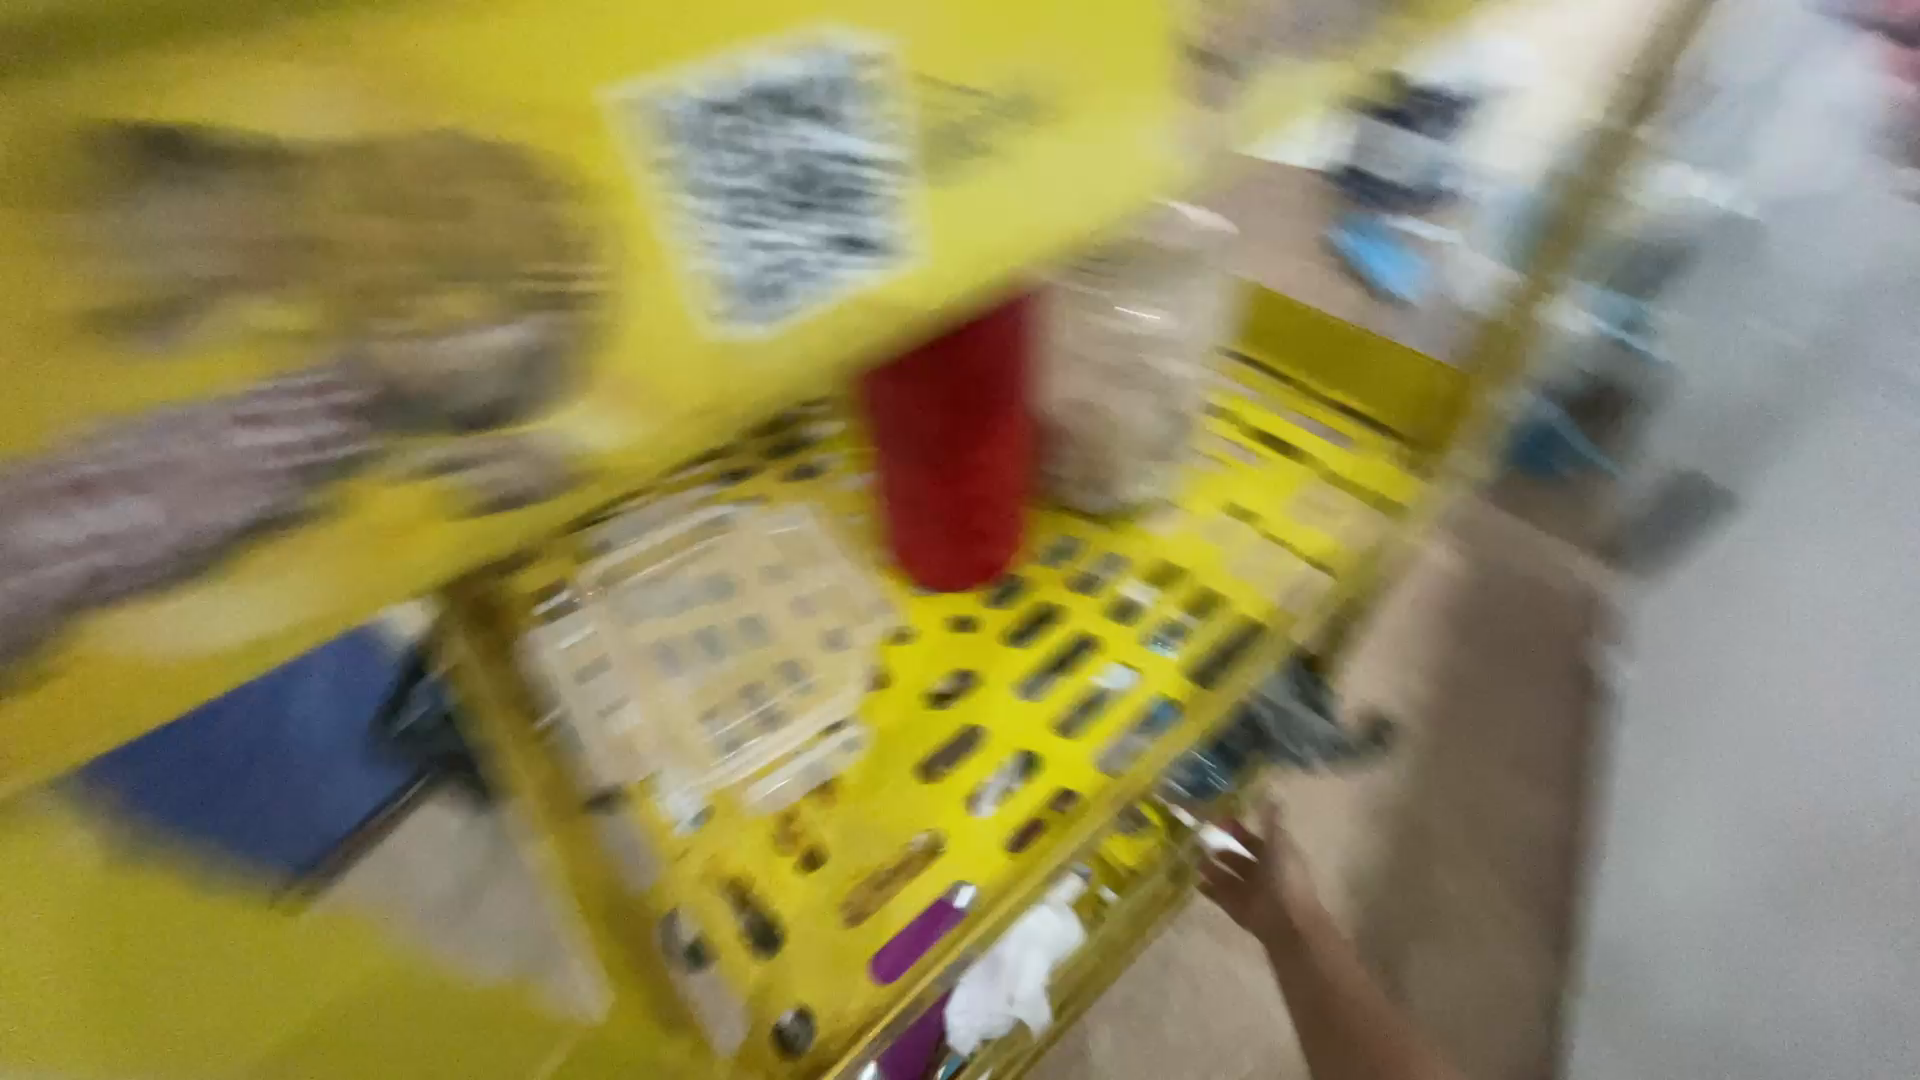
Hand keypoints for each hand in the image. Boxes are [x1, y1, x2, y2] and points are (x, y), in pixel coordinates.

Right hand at [1197, 796, 1323, 942]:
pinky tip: (1193, 879)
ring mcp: (1250, 893)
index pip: (1253, 840)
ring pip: (1226, 876)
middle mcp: (1262, 874)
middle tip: (1197, 838)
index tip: (1216, 820)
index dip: (1236, 830)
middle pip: (1237, 858)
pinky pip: (1219, 896)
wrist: (1288, 923)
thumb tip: (1270, 791)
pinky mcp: (1237, 910)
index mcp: (1275, 856)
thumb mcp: (1279, 842)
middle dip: (1220, 849)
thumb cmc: (1284, 878)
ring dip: (1210, 867)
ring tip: (1191, 856)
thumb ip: (1271, 819)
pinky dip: (1207, 888)